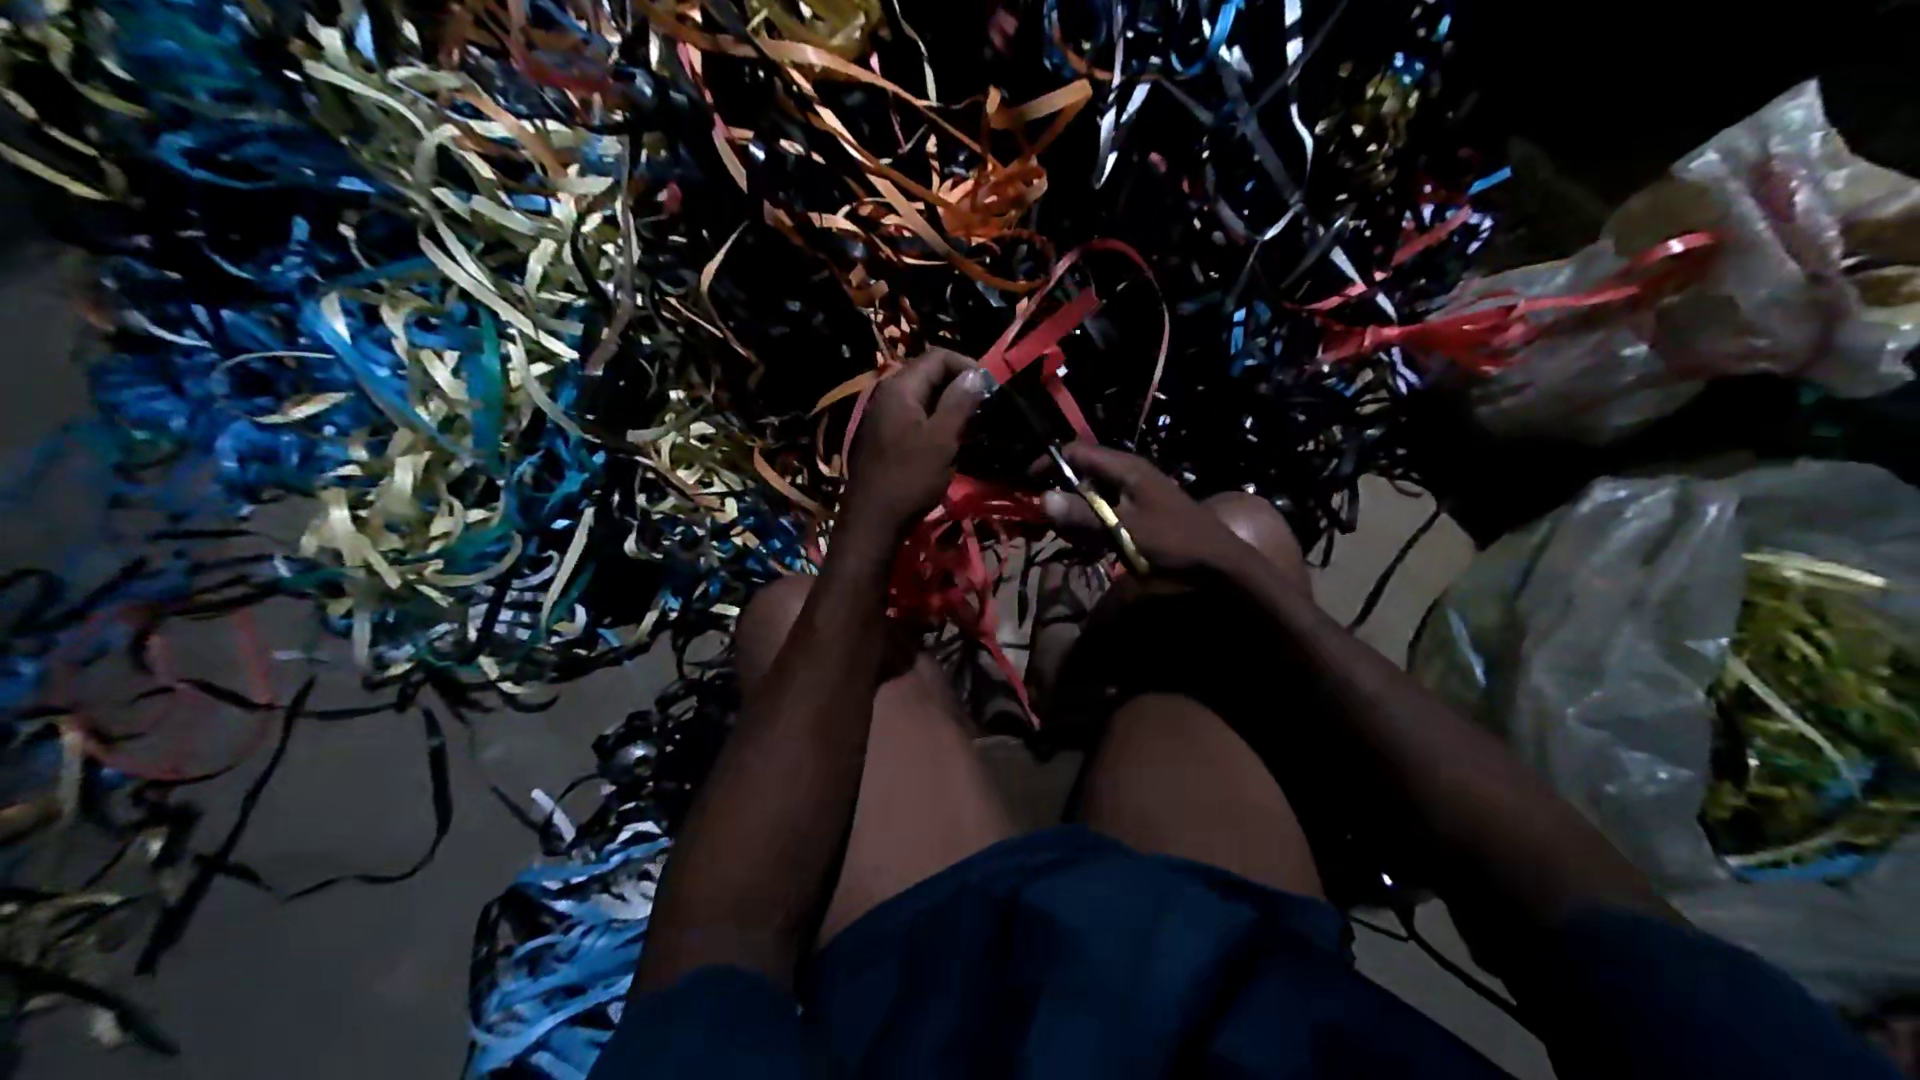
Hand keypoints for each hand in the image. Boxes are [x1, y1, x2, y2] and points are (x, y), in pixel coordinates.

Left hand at [841, 349, 991, 535]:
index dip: (967, 365)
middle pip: (929, 374)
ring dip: (949, 405)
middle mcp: (887, 394)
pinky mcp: (884, 437)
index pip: (938, 356)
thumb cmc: (909, 478)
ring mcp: (883, 416)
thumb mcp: (941, 439)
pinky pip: (914, 417)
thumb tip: (976, 374)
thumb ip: (959, 402)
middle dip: (959, 385)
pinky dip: (934, 421)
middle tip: (984, 408)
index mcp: (900, 388)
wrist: (872, 520)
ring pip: (923, 397)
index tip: (991, 389)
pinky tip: (949, 440)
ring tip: (972, 425)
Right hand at [1041, 443, 1267, 576]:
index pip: (1076, 450)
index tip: (1028, 482)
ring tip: (1076, 540)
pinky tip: (1094, 546)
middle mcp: (1128, 474)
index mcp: (1125, 468)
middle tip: (1052, 525)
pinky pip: (1105, 512)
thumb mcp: (1123, 529)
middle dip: (1062, 497)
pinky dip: (1093, 526)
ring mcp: (1135, 493)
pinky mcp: (1139, 512)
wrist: (1219, 563)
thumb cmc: (1174, 541)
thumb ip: (1083, 514)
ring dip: (1077, 517)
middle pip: (1081, 474)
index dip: (1049, 462)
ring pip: (1091, 496)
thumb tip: (1042, 498)